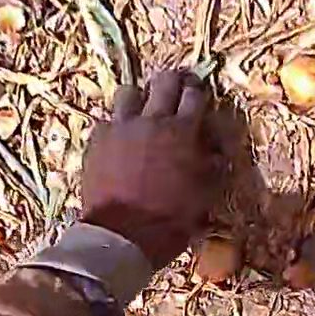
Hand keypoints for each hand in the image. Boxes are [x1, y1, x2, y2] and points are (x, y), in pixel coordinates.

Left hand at [79, 70, 217, 267]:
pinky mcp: (98, 139)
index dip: (200, 91)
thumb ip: (211, 166)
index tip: (201, 92)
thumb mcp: (204, 194)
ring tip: (145, 111)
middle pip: (164, 82)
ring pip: (130, 92)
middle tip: (179, 87)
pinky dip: (118, 125)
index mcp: (183, 133)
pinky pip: (109, 120)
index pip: (195, 96)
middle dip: (175, 81)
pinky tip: (122, 139)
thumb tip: (216, 152)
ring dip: (141, 98)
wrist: (124, 234)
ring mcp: (121, 127)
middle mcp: (152, 121)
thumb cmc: (172, 218)